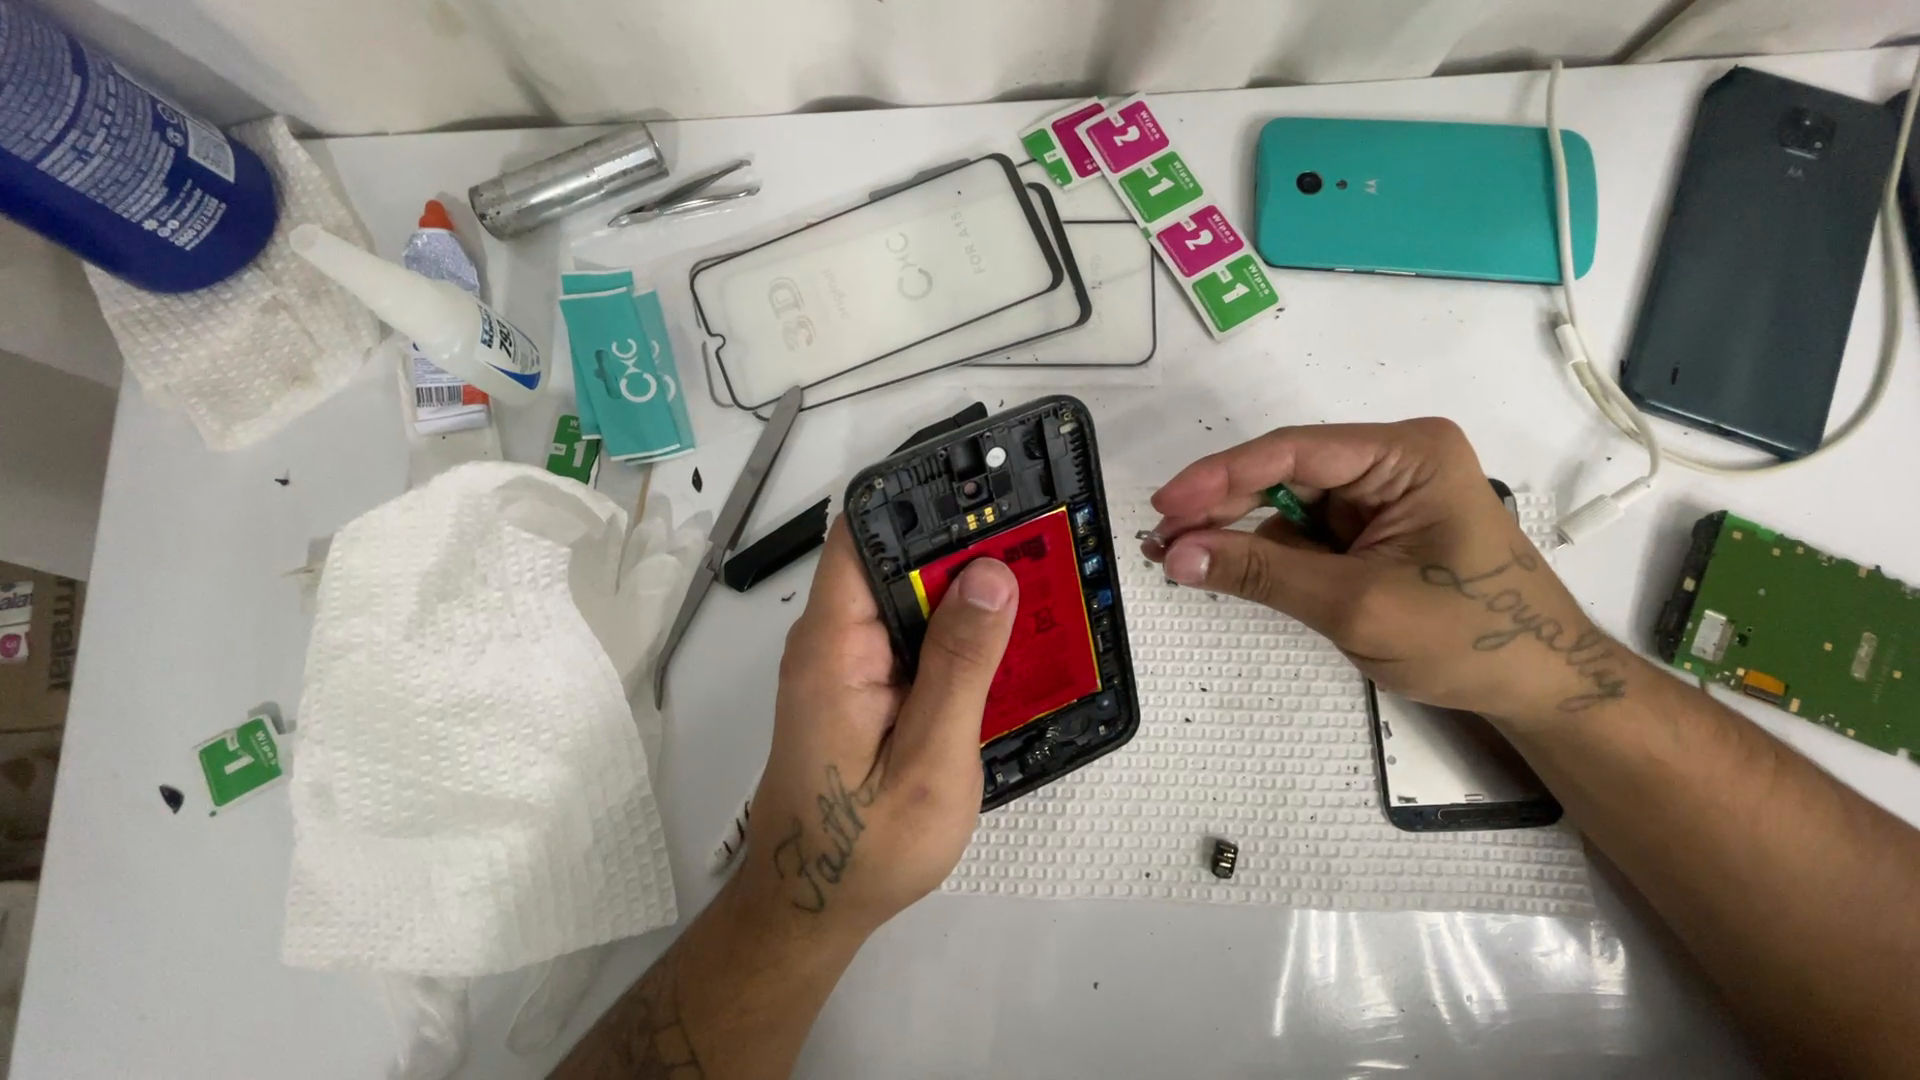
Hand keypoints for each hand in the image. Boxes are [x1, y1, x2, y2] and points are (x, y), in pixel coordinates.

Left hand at [727, 518, 1017, 946]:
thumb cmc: (867, 846)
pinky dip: (954, 629)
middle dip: (960, 541)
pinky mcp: (861, 688)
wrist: (814, 907)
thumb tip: (990, 574)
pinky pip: (910, 637)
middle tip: (1037, 532)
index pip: (862, 535)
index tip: (985, 486)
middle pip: (893, 561)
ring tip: (1035, 573)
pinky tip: (1003, 635)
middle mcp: (831, 641)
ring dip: (964, 587)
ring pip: (907, 598)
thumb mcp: (929, 760)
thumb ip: (960, 665)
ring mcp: (845, 664)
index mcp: (833, 645)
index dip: (918, 501)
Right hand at [1143, 418, 1639, 726]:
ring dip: (1231, 531)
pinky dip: (1256, 552)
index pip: (1294, 452)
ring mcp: (1377, 499)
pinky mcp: (1365, 534)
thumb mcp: (1356, 604)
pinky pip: (1297, 534)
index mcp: (1406, 455)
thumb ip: (1262, 574)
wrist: (1541, 689)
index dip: (1220, 476)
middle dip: (1220, 507)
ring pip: (1282, 504)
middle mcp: (1389, 463)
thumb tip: (1175, 555)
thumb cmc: (1469, 638)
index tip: (1165, 506)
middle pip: (1281, 474)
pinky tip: (1216, 564)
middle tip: (1160, 540)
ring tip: (1175, 556)